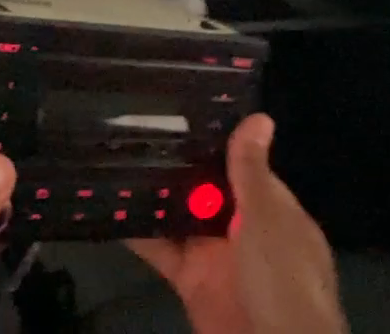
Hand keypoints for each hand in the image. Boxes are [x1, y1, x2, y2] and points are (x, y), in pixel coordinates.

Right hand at [127, 115, 344, 333]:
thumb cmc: (283, 282)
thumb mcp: (267, 220)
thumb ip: (251, 171)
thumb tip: (260, 116)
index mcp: (270, 211)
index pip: (241, 165)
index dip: (213, 140)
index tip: (177, 108)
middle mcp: (242, 228)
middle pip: (204, 188)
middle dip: (174, 164)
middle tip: (130, 125)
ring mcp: (215, 255)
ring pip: (178, 215)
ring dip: (150, 194)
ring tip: (111, 154)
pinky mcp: (190, 280)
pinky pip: (160, 249)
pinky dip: (135, 232)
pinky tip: (105, 207)